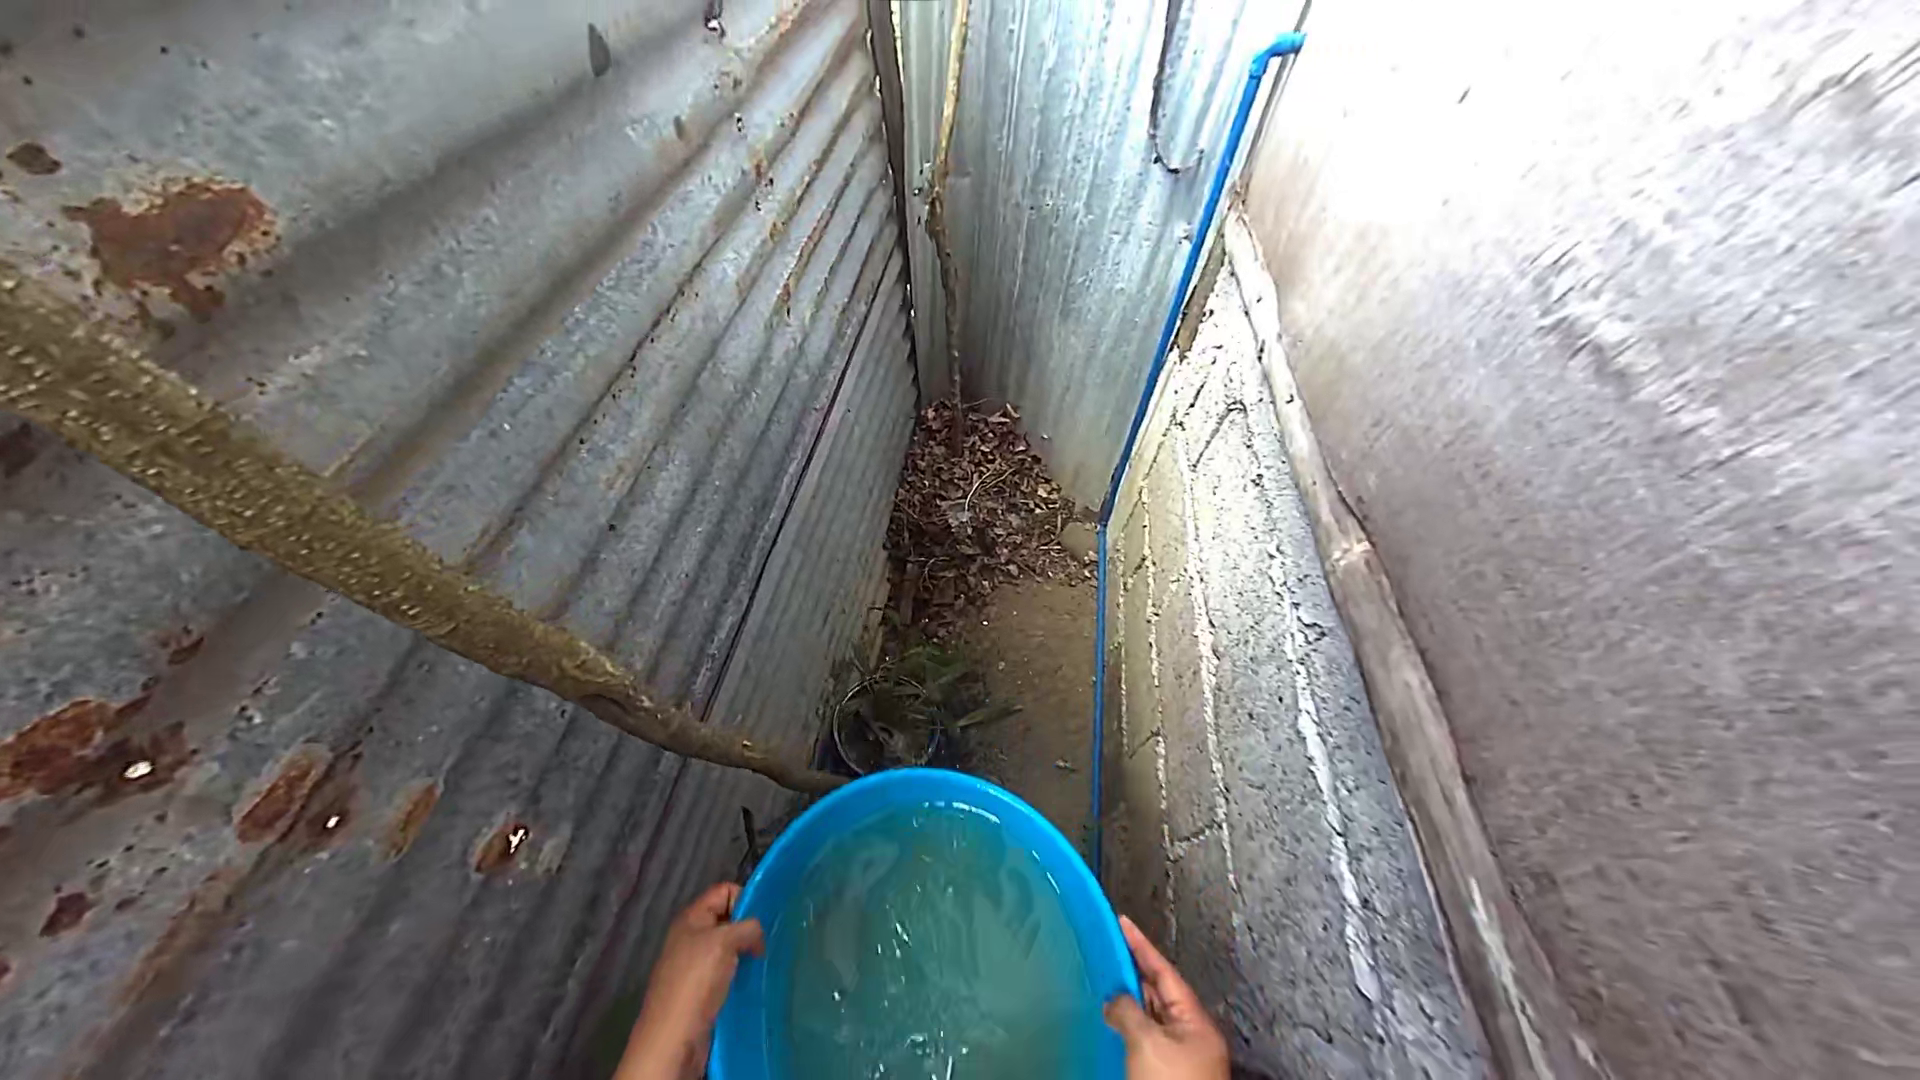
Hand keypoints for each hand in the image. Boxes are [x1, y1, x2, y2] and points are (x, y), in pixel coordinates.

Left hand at [616, 882, 764, 1079]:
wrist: (672, 1041)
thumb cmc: (695, 981)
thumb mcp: (725, 941)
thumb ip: (748, 927)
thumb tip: (759, 935)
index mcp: (691, 918)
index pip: (724, 891)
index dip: (744, 898)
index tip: (761, 917)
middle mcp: (692, 937)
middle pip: (728, 918)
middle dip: (749, 926)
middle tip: (767, 939)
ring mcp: (695, 965)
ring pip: (729, 947)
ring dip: (747, 951)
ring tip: (764, 959)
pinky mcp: (702, 990)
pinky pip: (727, 971)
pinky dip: (741, 972)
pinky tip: (754, 979)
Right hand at [1104, 915, 1230, 1079]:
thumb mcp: (1146, 1042)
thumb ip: (1127, 1010)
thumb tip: (1113, 1000)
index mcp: (1195, 1021)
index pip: (1164, 971)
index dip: (1140, 944)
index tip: (1120, 920)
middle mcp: (1192, 1035)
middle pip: (1160, 992)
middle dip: (1133, 970)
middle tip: (1107, 947)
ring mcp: (1182, 1056)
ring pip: (1153, 1015)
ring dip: (1130, 999)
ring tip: (1105, 978)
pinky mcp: (1168, 1074)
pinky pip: (1147, 1036)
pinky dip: (1130, 1023)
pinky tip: (1112, 1018)